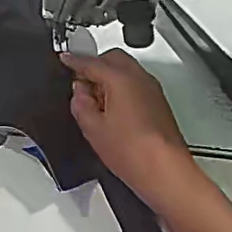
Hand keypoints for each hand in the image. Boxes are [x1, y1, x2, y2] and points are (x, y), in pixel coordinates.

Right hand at [63, 50, 193, 199]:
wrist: (165, 173)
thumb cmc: (135, 153)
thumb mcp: (92, 128)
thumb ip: (80, 104)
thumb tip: (79, 94)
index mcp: (120, 79)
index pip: (91, 62)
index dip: (74, 60)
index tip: (65, 60)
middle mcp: (140, 79)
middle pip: (112, 59)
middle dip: (94, 66)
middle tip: (79, 82)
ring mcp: (152, 90)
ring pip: (126, 70)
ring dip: (109, 77)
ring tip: (95, 100)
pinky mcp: (159, 103)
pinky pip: (136, 84)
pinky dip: (122, 88)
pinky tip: (112, 110)